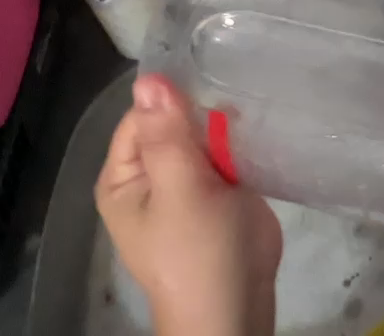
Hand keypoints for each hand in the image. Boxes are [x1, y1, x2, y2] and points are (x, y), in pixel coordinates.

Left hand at [96, 75, 282, 335]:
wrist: (238, 304)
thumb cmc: (198, 250)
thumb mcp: (178, 190)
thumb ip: (166, 134)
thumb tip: (149, 79)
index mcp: (124, 178)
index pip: (143, 116)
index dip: (173, 98)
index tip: (210, 81)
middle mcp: (150, 176)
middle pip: (173, 121)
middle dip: (201, 107)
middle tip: (237, 86)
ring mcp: (186, 182)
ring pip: (201, 132)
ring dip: (223, 120)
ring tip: (251, 100)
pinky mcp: (219, 188)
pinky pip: (224, 149)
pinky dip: (239, 137)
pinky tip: (259, 122)